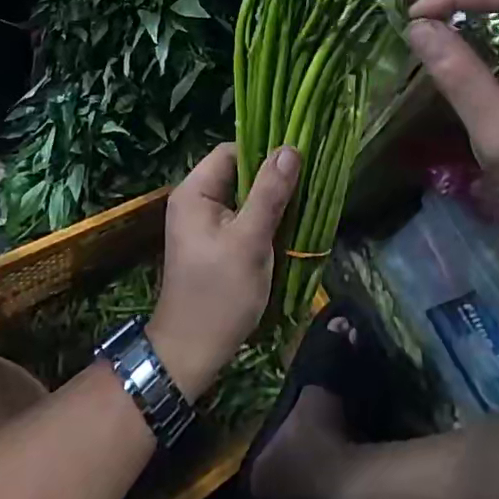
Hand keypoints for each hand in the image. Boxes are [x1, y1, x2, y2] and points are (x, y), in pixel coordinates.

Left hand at [148, 142, 298, 400]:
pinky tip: (285, 229)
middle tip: (306, 187)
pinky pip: (240, 217)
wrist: (192, 349)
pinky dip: (262, 220)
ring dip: (270, 202)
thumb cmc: (219, 292)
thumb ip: (269, 193)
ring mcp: (202, 222)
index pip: (230, 151)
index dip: (262, 153)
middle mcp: (194, 199)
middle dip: (270, 179)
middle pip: (237, 172)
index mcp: (194, 191)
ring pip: (242, 196)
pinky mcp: (213, 242)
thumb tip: (289, 149)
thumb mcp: (249, 240)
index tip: (296, 165)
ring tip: (301, 208)